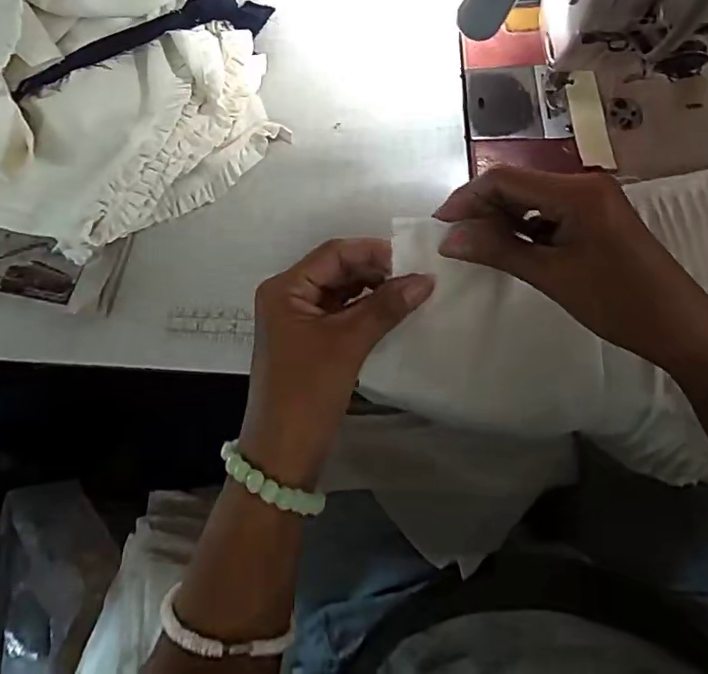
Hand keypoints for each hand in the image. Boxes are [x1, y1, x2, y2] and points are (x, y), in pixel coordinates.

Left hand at [239, 239, 434, 487]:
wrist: (282, 456)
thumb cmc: (307, 393)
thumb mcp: (348, 344)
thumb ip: (386, 306)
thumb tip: (425, 279)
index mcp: (284, 288)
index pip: (334, 253)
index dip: (373, 251)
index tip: (412, 258)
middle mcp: (287, 296)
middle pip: (337, 268)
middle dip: (376, 270)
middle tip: (416, 277)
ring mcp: (297, 318)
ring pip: (341, 290)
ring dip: (373, 289)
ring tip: (410, 292)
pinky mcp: (309, 339)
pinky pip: (341, 312)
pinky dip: (366, 309)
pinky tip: (393, 312)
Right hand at [433, 167, 707, 371]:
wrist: (682, 327)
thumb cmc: (618, 302)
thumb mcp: (552, 276)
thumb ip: (499, 250)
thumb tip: (450, 239)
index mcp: (575, 191)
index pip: (505, 178)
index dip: (468, 199)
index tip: (440, 226)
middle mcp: (584, 183)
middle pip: (518, 184)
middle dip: (483, 208)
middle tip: (456, 241)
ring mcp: (594, 198)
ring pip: (533, 197)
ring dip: (504, 218)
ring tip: (479, 247)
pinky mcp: (599, 215)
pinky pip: (551, 211)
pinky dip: (527, 226)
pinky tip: (514, 248)